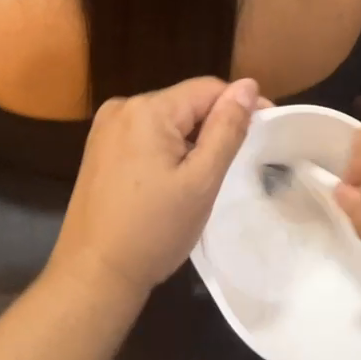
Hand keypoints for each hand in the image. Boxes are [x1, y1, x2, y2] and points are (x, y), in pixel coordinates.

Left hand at [47, 77, 259, 300]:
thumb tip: (248, 85)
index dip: (240, 105)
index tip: (266, 128)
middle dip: (212, 126)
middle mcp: (122, 107)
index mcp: (147, 109)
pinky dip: (165, 150)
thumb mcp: (201, 181)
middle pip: (184, 103)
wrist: (94, 273)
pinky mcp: (99, 148)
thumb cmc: (154, 230)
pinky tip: (170, 182)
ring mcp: (106, 127)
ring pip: (165, 120)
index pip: (207, 89)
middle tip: (232, 166)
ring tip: (202, 178)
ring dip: (189, 140)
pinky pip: (145, 135)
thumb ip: (226, 130)